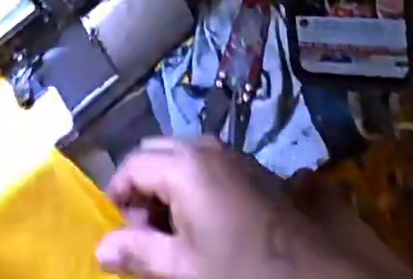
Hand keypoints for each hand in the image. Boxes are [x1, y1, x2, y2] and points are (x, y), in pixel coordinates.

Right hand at [97, 138, 408, 278]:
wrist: (312, 274)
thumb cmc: (240, 272)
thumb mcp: (184, 269)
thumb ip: (138, 252)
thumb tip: (100, 249)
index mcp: (183, 164)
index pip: (131, 165)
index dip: (117, 196)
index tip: (118, 234)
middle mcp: (203, 146)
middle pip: (154, 153)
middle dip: (141, 187)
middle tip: (143, 233)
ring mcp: (229, 153)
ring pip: (179, 156)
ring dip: (165, 185)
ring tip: (170, 232)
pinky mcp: (248, 166)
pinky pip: (204, 163)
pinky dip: (190, 184)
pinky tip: (199, 223)